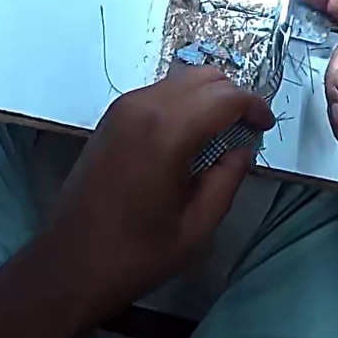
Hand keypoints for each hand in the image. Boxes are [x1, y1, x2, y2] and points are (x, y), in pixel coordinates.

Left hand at [32, 67, 273, 320]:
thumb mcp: (197, 226)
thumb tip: (243, 148)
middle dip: (232, 97)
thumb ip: (227, 178)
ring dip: (207, 97)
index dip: (254, 106)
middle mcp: (144, 105)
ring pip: (180, 79)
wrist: (71, 259)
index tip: (266, 127)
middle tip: (247, 130)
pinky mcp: (112, 114)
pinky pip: (158, 92)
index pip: (225, 96)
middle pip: (204, 77)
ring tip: (221, 133)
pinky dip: (182, 101)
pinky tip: (188, 134)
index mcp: (167, 130)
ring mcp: (123, 106)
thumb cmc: (137, 252)